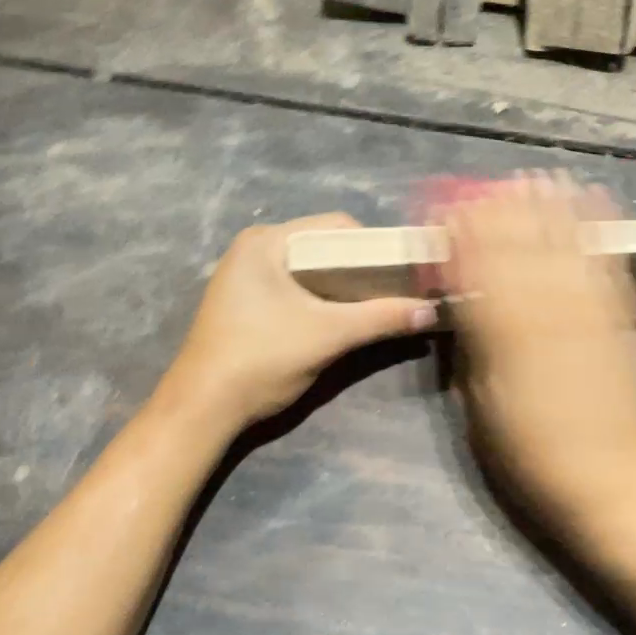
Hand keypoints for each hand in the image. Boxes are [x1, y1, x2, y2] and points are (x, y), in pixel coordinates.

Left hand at [165, 214, 435, 425]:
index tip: (402, 273)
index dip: (376, 246)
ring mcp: (247, 277)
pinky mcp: (247, 303)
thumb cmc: (262, 358)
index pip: (337, 226)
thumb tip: (431, 311)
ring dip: (344, 288)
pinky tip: (341, 321)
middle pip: (325, 247)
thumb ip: (381, 318)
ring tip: (375, 308)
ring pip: (312, 271)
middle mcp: (255, 250)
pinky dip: (323, 300)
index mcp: (267, 242)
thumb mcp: (329, 335)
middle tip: (394, 293)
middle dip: (362, 269)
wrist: (203, 407)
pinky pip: (297, 289)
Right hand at [438, 175, 635, 526]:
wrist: (617, 478)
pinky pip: (606, 256)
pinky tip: (591, 196)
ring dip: (545, 205)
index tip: (444, 210)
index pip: (476, 266)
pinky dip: (597, 223)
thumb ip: (472, 350)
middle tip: (482, 187)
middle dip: (498, 210)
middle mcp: (546, 307)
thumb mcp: (483, 408)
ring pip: (562, 239)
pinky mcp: (623, 311)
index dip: (459, 233)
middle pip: (518, 242)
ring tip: (531, 177)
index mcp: (504, 333)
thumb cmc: (535, 455)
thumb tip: (462, 307)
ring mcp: (589, 305)